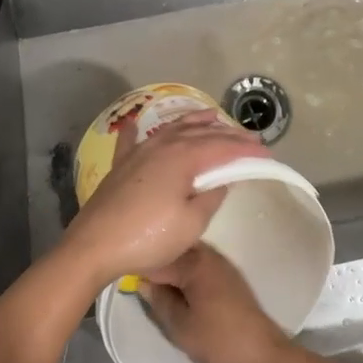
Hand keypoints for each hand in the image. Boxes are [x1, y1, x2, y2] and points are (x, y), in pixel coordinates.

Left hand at [58, 112, 265, 287]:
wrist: (95, 246)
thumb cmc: (149, 237)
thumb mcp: (192, 223)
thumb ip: (212, 196)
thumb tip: (222, 178)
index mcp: (184, 157)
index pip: (223, 148)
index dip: (246, 150)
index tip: (267, 153)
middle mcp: (162, 145)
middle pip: (201, 133)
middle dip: (228, 133)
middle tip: (250, 137)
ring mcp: (139, 152)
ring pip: (172, 129)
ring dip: (194, 122)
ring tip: (212, 117)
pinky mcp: (121, 165)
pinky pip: (132, 140)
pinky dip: (138, 130)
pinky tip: (136, 123)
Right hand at [140, 244, 291, 362]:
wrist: (262, 353)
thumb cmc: (218, 340)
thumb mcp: (180, 327)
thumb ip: (159, 301)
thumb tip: (141, 282)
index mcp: (195, 263)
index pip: (158, 257)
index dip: (139, 267)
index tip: (125, 276)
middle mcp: (209, 255)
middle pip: (174, 251)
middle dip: (156, 261)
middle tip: (139, 280)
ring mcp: (221, 263)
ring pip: (187, 256)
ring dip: (171, 266)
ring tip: (157, 284)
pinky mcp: (228, 275)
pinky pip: (199, 264)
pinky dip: (186, 272)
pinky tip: (180, 288)